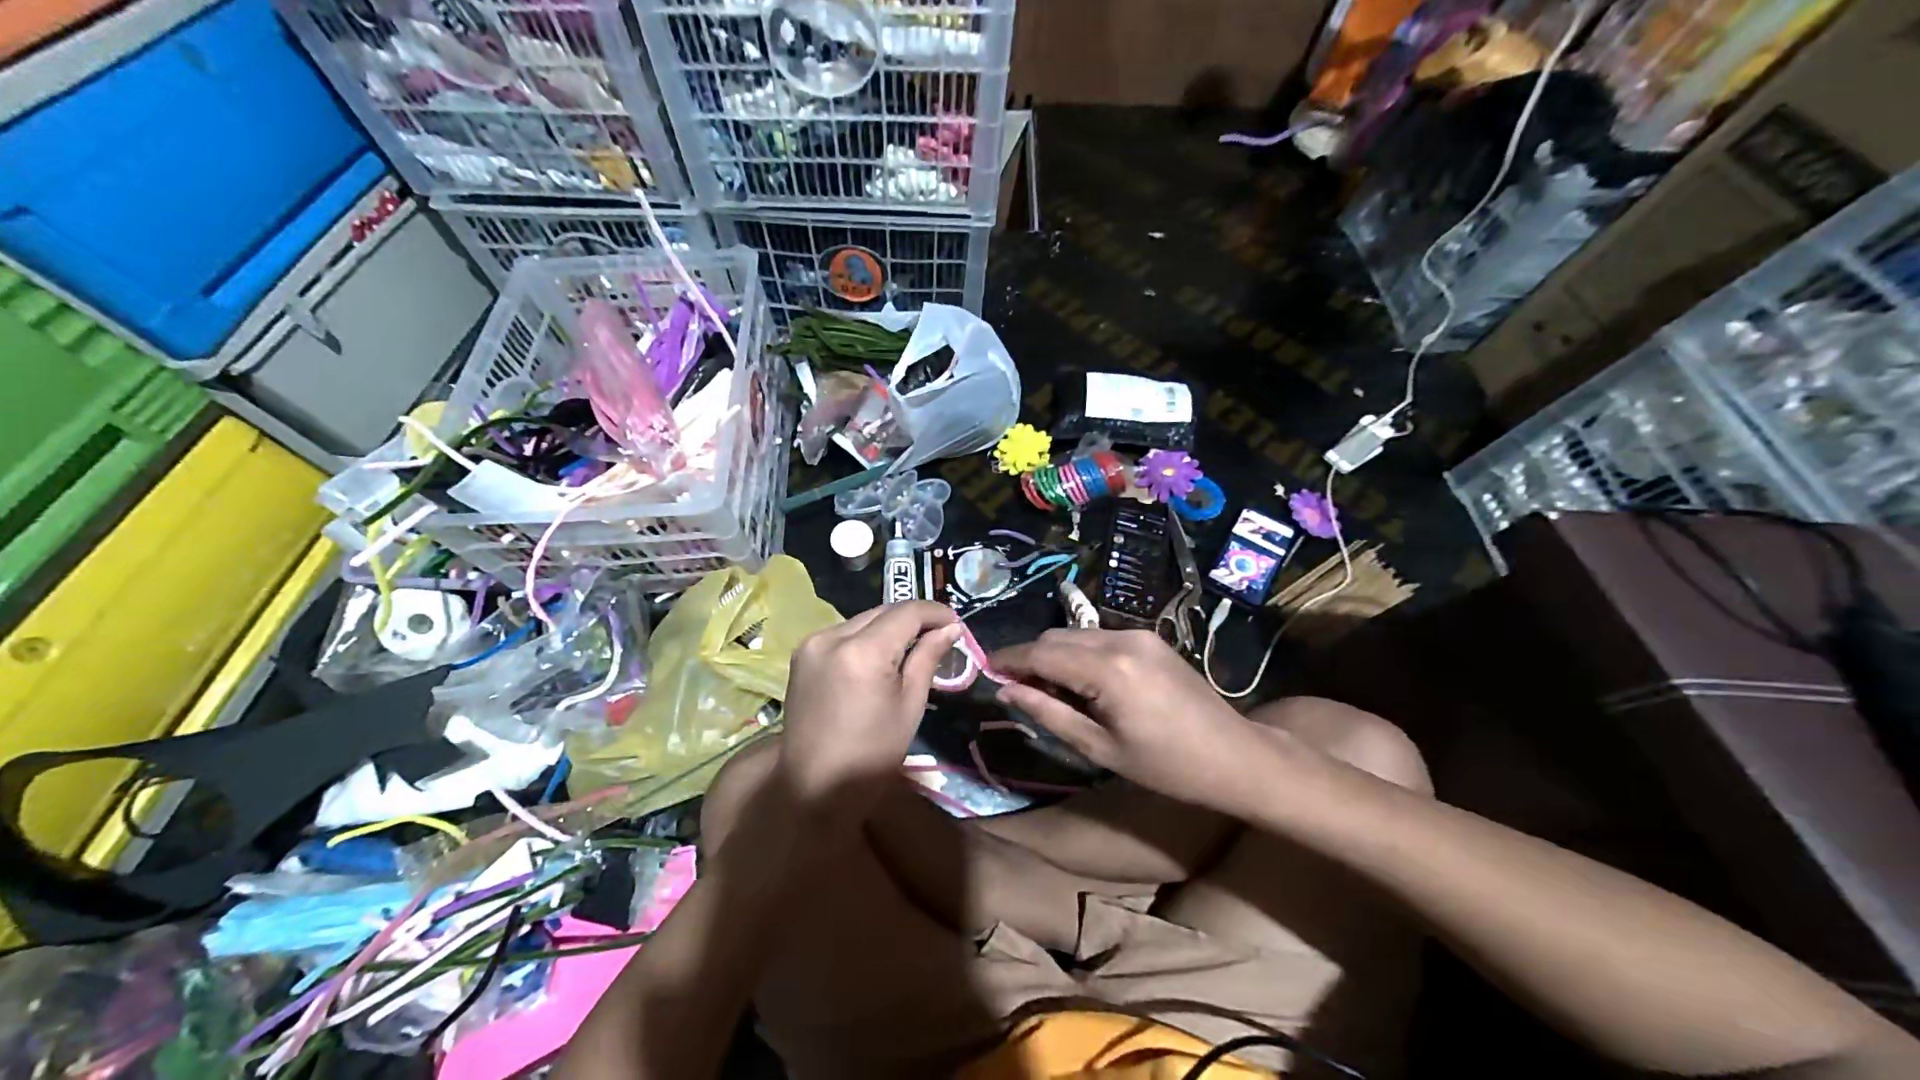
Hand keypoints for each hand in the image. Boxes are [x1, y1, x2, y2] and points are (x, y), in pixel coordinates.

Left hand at [779, 601, 962, 820]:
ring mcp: (812, 644)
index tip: (956, 625)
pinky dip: (866, 638)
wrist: (813, 788)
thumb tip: (950, 629)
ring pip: (863, 620)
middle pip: (883, 611)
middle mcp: (832, 636)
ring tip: (913, 648)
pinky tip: (881, 658)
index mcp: (862, 652)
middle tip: (940, 637)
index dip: (936, 613)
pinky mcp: (803, 655)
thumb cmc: (871, 756)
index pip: (907, 612)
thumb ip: (928, 658)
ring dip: (889, 627)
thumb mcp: (910, 706)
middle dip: (914, 619)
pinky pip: (843, 633)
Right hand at [991, 629, 1275, 810]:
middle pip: (1056, 637)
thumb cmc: (1167, 766)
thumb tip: (1006, 691)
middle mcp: (1121, 639)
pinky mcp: (1150, 638)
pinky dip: (1079, 653)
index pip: (1041, 652)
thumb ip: (1048, 713)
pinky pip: (1099, 637)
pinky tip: (1082, 683)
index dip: (1009, 660)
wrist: (1235, 755)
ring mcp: (1138, 634)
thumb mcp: (1099, 748)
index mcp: (1108, 669)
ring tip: (1051, 691)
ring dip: (1054, 655)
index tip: (986, 670)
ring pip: (1076, 634)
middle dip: (1030, 658)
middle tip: (1018, 691)